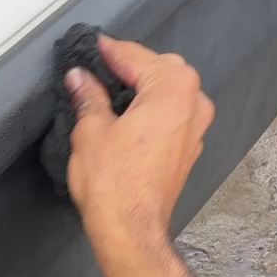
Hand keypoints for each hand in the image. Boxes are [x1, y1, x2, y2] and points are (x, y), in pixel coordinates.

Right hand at [64, 35, 215, 245]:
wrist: (131, 230)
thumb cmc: (114, 184)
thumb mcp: (91, 132)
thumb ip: (88, 97)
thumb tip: (80, 78)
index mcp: (172, 87)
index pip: (136, 57)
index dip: (110, 51)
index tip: (95, 46)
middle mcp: (193, 102)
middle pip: (159, 70)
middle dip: (131, 69)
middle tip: (100, 71)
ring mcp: (195, 129)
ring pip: (168, 95)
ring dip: (143, 91)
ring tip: (113, 97)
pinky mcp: (187, 152)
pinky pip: (171, 119)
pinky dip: (152, 114)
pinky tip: (129, 122)